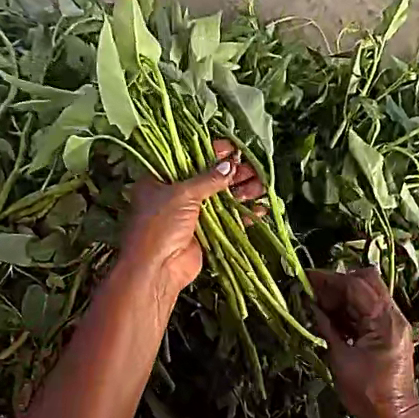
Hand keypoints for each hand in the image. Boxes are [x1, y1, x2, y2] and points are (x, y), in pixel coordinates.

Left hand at [118, 140, 265, 299]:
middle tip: (254, 168)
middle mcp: (174, 194)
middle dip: (232, 173)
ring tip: (261, 185)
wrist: (156, 269)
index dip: (212, 151)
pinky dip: (242, 214)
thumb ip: (208, 178)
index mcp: (160, 179)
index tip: (234, 148)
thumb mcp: (182, 194)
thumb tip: (230, 165)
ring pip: (220, 198)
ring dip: (241, 191)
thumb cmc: (160, 225)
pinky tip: (259, 208)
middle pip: (208, 177)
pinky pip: (226, 219)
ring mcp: (189, 214)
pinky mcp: (203, 233)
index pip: (189, 157)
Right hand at [308, 268, 418, 417]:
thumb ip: (328, 328)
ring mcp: (394, 323)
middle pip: (366, 281)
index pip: (356, 285)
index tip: (306, 278)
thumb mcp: (341, 360)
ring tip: (317, 304)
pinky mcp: (390, 333)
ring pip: (368, 293)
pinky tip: (330, 316)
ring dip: (343, 295)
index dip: (329, 280)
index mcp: (384, 321)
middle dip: (338, 283)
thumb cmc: (367, 395)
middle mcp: (393, 316)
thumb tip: (312, 306)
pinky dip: (350, 309)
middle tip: (313, 293)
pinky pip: (369, 310)